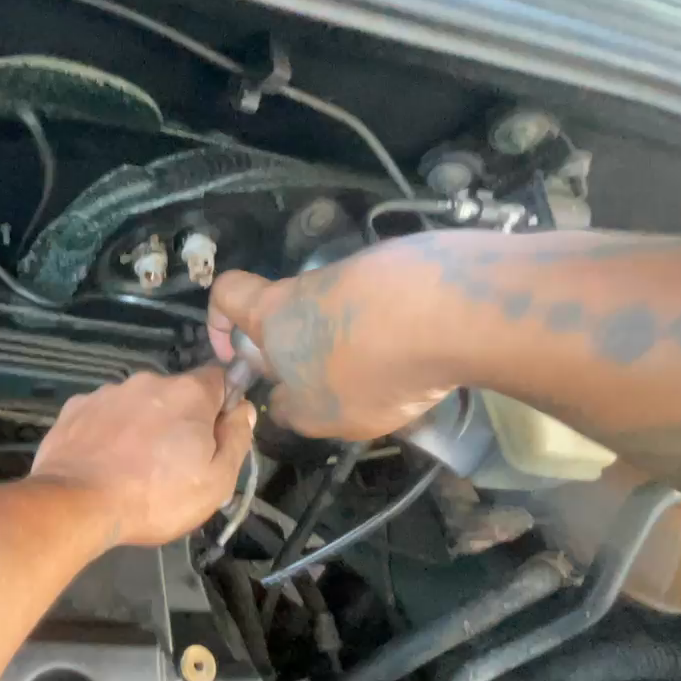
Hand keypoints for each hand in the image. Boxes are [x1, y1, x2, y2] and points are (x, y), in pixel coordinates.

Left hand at [30, 366, 256, 546]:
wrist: (76, 505)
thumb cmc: (155, 498)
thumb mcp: (217, 481)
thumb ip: (236, 439)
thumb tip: (242, 409)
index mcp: (188, 392)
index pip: (219, 379)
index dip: (221, 405)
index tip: (214, 436)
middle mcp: (146, 381)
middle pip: (174, 394)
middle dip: (177, 421)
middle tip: (171, 464)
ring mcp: (106, 392)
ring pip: (136, 405)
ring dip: (140, 426)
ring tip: (131, 467)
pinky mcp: (74, 409)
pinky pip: (102, 416)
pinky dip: (107, 433)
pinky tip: (101, 462)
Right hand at [207, 254, 454, 439]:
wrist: (460, 314)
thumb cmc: (367, 370)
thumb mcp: (317, 416)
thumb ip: (289, 411)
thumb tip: (283, 400)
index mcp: (275, 314)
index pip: (226, 295)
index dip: (220, 322)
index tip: (235, 355)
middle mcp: (314, 284)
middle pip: (292, 312)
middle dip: (303, 352)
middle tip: (326, 386)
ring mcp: (366, 269)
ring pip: (344, 311)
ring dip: (356, 343)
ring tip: (390, 377)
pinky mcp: (416, 265)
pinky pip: (392, 302)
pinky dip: (399, 329)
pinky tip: (426, 355)